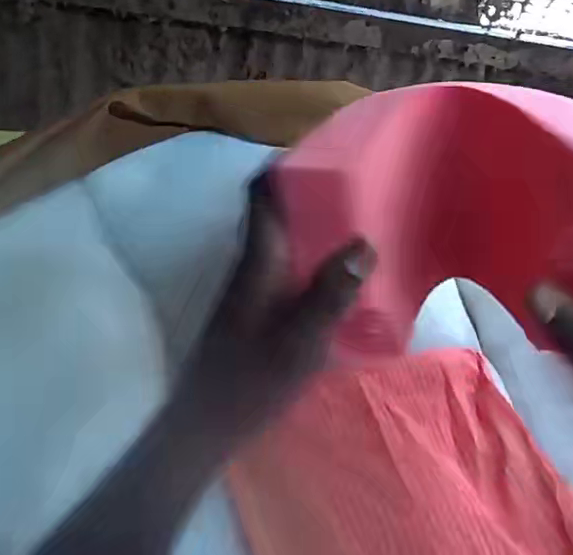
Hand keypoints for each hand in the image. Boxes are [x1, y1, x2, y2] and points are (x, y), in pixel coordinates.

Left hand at [35, 174, 370, 554]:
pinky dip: (302, 250)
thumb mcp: (302, 340)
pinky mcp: (251, 303)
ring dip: (303, 220)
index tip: (317, 152)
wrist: (207, 421)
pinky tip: (329, 269)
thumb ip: (331, 292)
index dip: (280, 166)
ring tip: (346, 217)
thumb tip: (365, 241)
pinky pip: (279, 258)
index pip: (259, 194)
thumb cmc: (253, 377)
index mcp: (258, 257)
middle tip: (346, 182)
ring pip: (275, 234)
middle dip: (300, 190)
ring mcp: (247, 282)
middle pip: (269, 209)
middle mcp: (249, 260)